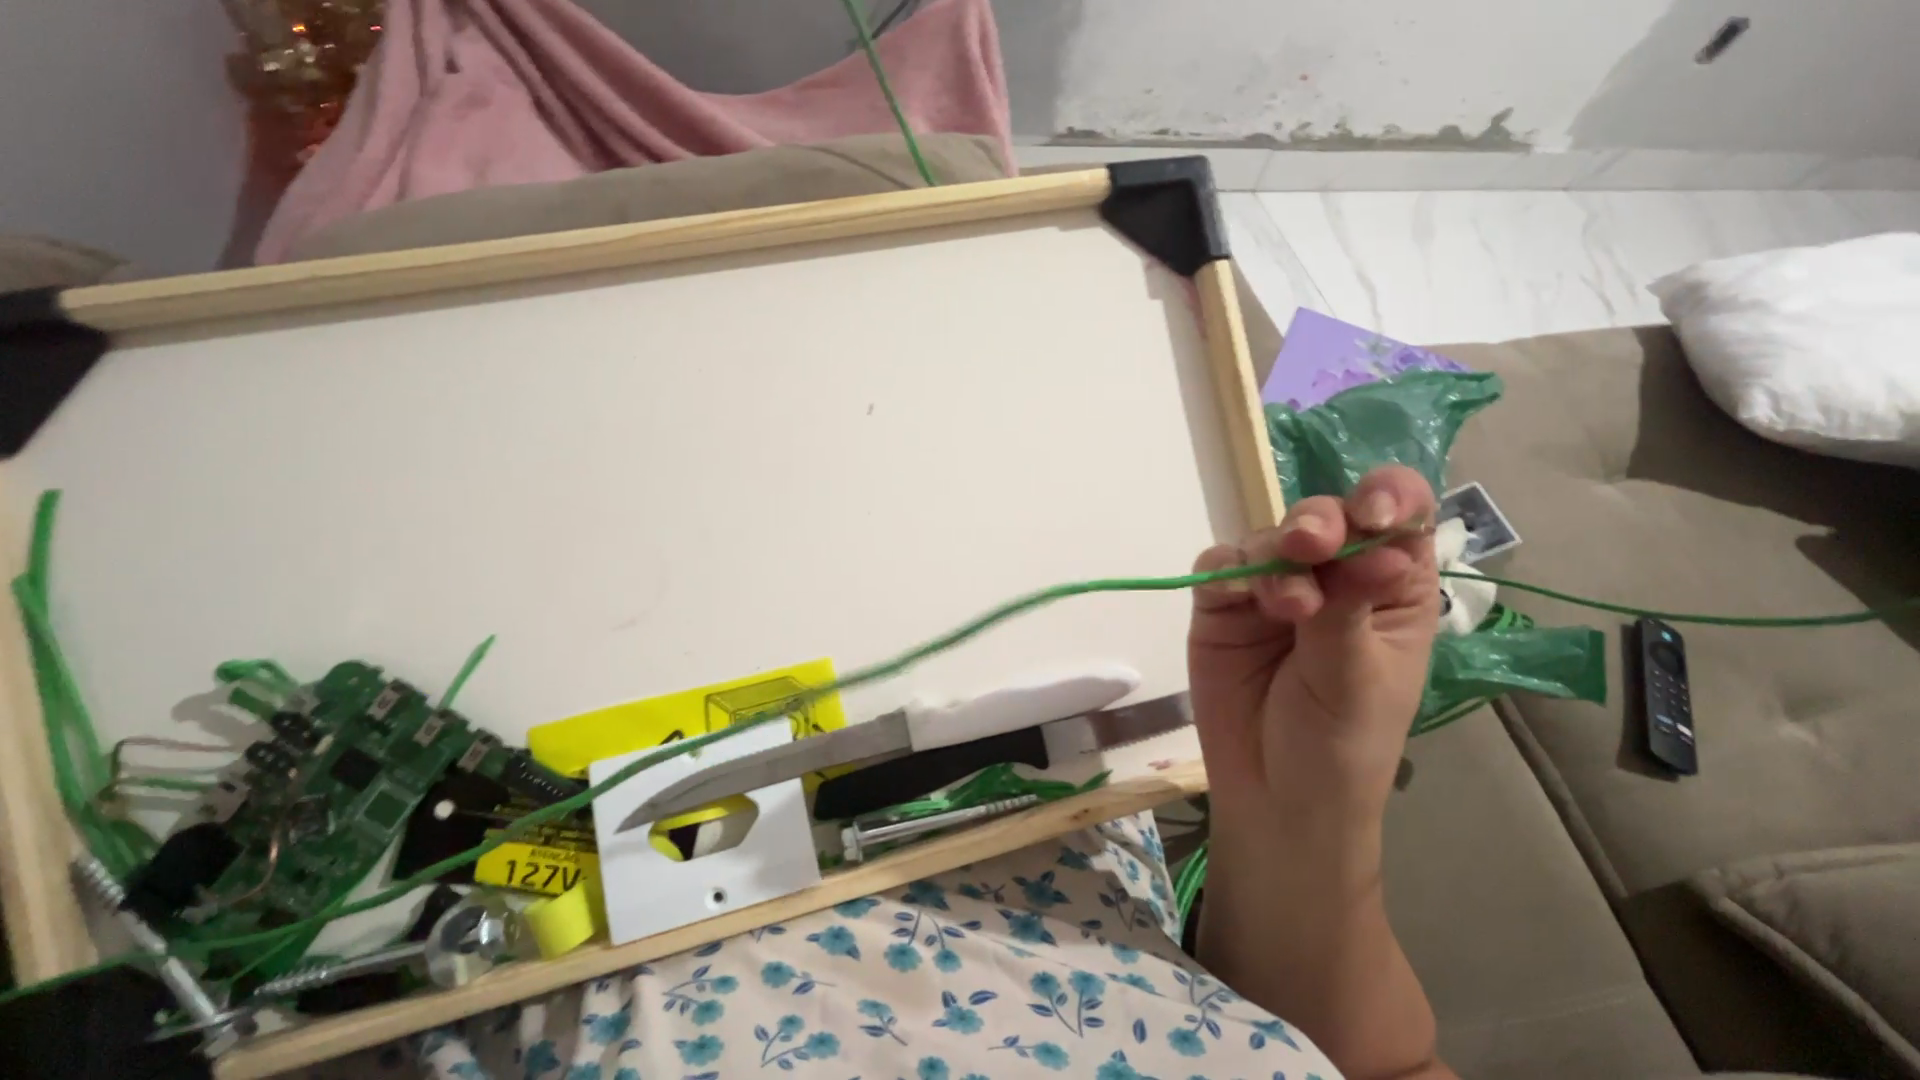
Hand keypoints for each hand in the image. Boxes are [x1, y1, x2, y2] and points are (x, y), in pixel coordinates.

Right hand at [1188, 465, 1439, 844]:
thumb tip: (1378, 541)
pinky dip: (1224, 573)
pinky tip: (1235, 601)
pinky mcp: (1222, 607)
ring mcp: (1271, 590)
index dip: (1388, 498)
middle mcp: (1332, 577)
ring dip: (1273, 559)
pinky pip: (1218, 568)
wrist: (1273, 799)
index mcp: (1389, 588)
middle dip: (1317, 524)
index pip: (1398, 518)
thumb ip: (1350, 604)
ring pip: (1266, 538)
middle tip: (1311, 547)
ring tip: (1285, 607)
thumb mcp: (1359, 675)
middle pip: (1324, 517)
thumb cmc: (1340, 745)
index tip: (1373, 513)